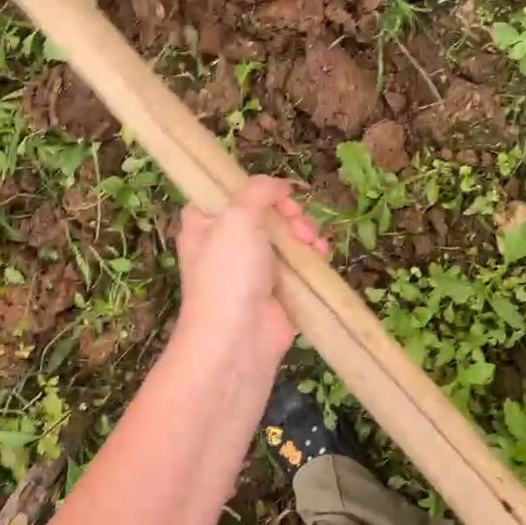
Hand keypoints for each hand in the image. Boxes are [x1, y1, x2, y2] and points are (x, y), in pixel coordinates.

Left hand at [174, 176, 327, 364]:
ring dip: (305, 232)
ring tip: (311, 242)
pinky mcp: (278, 289)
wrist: (237, 339)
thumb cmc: (228, 273)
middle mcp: (227, 243)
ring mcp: (253, 268)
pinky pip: (300, 262)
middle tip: (296, 222)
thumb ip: (259, 190)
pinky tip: (320, 255)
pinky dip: (313, 255)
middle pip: (265, 212)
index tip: (275, 193)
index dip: (254, 189)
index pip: (228, 193)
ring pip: (286, 235)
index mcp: (205, 224)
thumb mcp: (238, 216)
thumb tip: (279, 185)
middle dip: (289, 213)